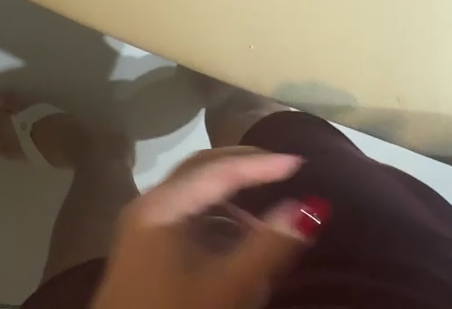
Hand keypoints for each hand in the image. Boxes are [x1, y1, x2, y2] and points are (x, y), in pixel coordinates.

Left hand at [91, 148, 322, 308]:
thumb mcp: (226, 289)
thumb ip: (268, 248)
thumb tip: (309, 209)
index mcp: (163, 205)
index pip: (219, 169)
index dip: (261, 164)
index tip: (299, 163)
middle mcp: (148, 206)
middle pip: (202, 169)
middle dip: (243, 167)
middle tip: (281, 170)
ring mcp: (142, 228)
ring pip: (192, 193)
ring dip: (229, 195)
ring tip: (264, 211)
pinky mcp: (144, 252)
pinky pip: (185, 216)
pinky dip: (214, 217)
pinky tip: (236, 239)